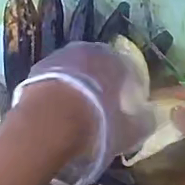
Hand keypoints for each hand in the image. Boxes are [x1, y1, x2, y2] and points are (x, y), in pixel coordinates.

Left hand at [12, 42, 150, 184]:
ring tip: (76, 112)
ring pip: (74, 71)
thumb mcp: (126, 133)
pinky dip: (57, 93)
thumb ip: (142, 123)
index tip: (127, 108)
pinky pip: (53, 81)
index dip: (129, 89)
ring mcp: (59, 57)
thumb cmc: (94, 126)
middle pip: (99, 67)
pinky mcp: (35, 71)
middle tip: (101, 108)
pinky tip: (55, 113)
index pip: (128, 70)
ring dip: (77, 86)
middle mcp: (88, 51)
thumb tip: (150, 117)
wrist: (43, 127)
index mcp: (115, 60)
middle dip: (101, 84)